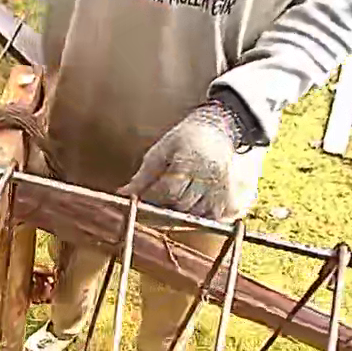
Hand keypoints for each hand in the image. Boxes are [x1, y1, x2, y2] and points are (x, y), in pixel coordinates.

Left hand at [121, 100, 258, 220]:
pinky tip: (194, 207)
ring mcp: (221, 190)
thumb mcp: (161, 151)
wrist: (220, 130)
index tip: (141, 203)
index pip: (167, 192)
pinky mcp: (229, 199)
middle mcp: (208, 178)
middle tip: (155, 207)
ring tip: (176, 203)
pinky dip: (200, 218)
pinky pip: (212, 220)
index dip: (152, 201)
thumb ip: (143, 176)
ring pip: (195, 217)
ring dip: (182, 215)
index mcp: (189, 162)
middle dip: (164, 210)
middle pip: (181, 207)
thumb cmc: (185, 139)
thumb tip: (122, 194)